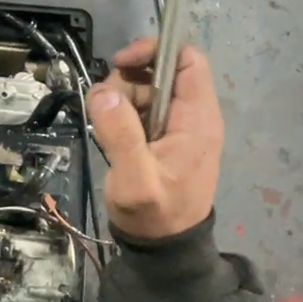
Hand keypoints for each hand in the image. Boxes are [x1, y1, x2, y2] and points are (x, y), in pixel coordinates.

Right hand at [85, 40, 225, 240]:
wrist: (163, 250)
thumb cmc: (154, 214)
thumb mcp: (134, 178)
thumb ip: (121, 133)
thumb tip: (105, 91)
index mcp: (198, 119)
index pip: (187, 58)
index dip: (154, 51)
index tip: (121, 65)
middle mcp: (193, 115)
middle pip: (161, 70)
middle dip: (128, 79)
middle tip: (106, 106)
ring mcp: (179, 126)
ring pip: (147, 87)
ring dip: (121, 97)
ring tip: (107, 129)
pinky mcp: (165, 136)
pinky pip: (142, 107)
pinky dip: (122, 112)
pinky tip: (113, 136)